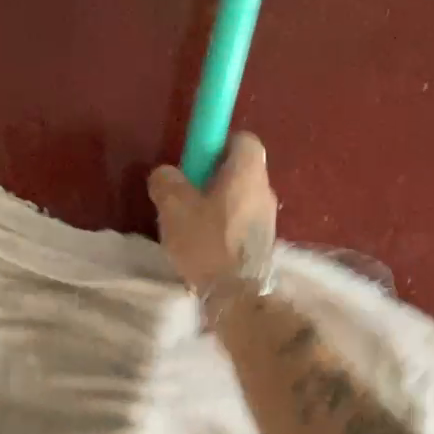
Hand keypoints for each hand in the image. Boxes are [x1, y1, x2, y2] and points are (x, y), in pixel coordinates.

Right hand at [148, 132, 279, 292]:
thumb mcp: (173, 207)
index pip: (242, 138)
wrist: (236, 294)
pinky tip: (204, 245)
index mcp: (247, 171)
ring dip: (217, 204)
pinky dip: (223, 226)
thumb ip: (166, 181)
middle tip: (185, 194)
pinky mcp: (264, 242)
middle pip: (239, 169)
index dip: (217, 143)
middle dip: (212, 176)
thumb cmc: (206, 242)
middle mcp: (265, 189)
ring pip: (239, 197)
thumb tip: (166, 174)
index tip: (195, 159)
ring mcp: (268, 218)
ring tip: (190, 225)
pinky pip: (241, 221)